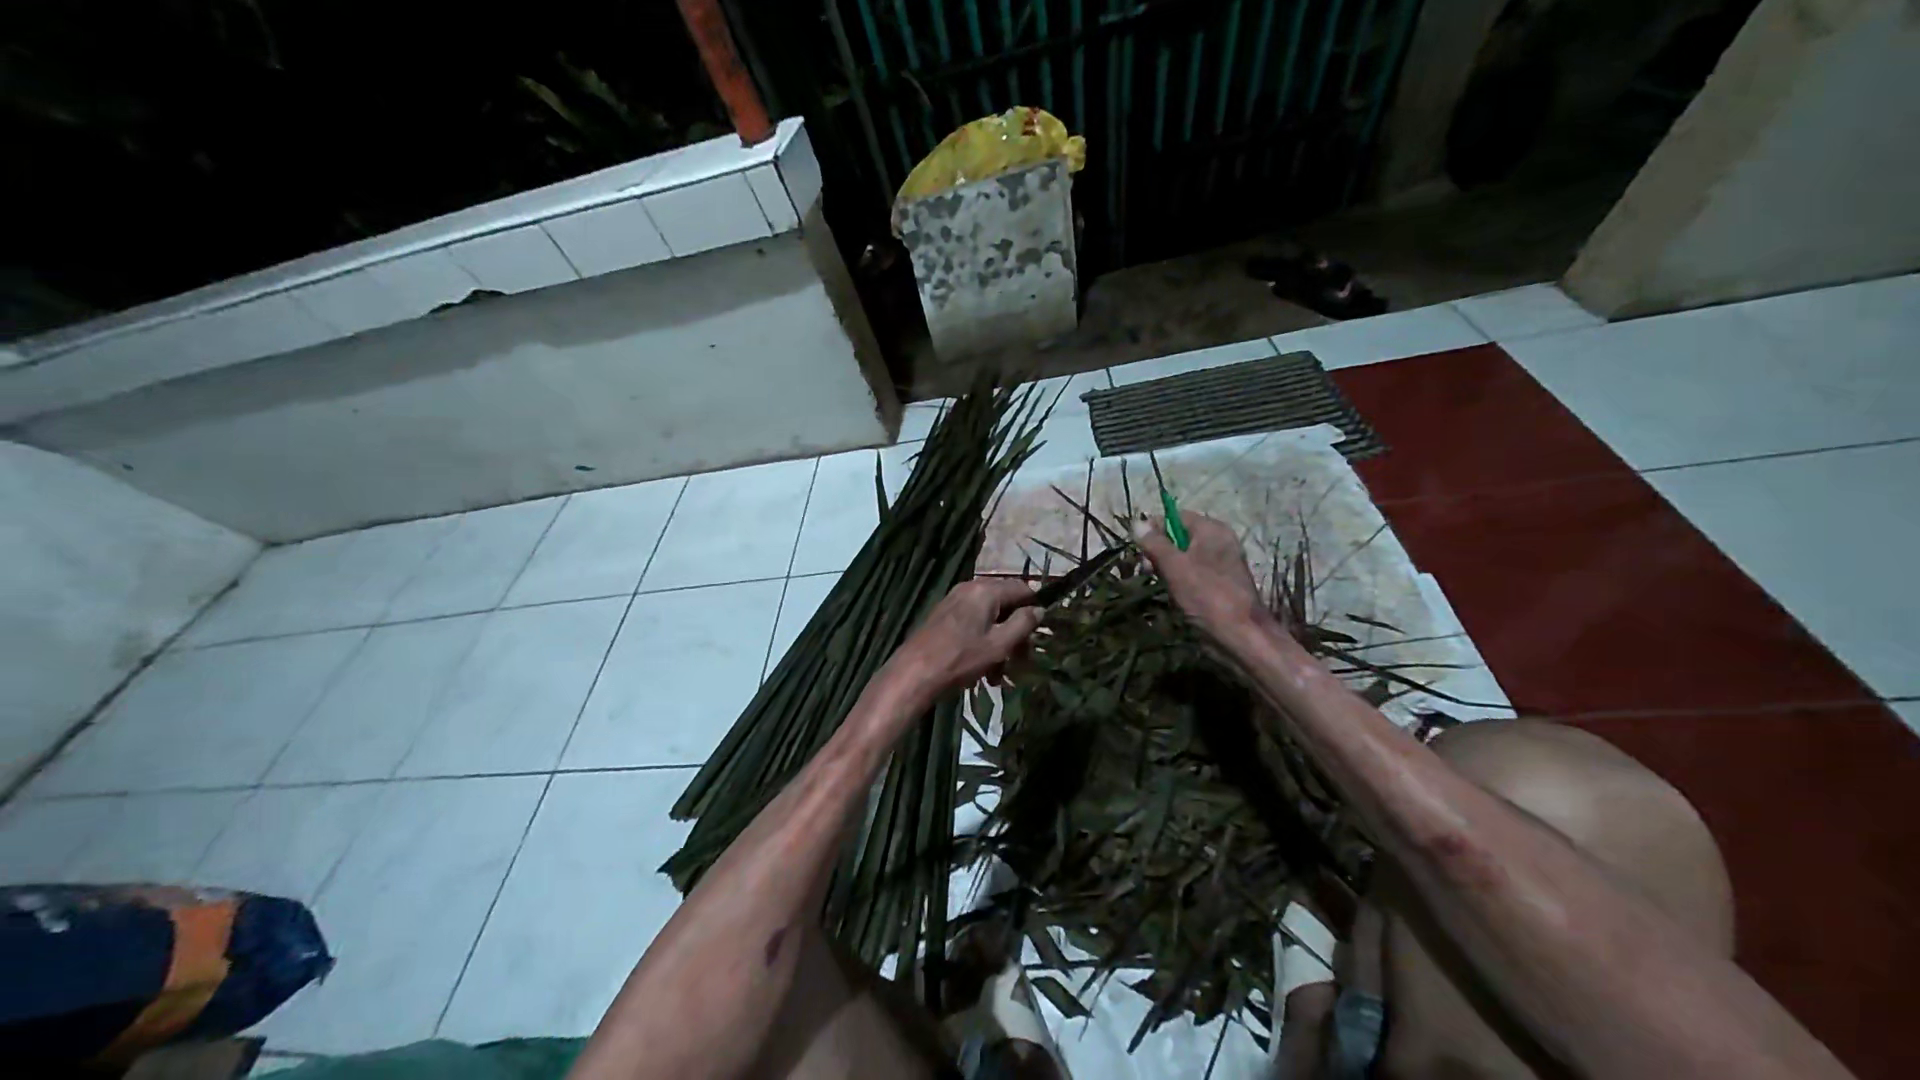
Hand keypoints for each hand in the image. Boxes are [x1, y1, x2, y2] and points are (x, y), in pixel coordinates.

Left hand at [882, 578, 1042, 705]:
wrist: (915, 673)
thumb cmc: (961, 658)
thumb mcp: (999, 644)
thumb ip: (1023, 623)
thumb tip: (1039, 609)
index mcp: (985, 590)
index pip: (1022, 588)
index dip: (1035, 608)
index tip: (1040, 633)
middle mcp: (970, 588)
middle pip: (1005, 603)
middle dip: (1017, 630)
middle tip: (1021, 660)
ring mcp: (955, 601)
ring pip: (989, 616)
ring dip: (1000, 641)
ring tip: (1000, 673)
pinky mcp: (945, 616)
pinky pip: (974, 623)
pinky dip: (983, 641)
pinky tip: (983, 668)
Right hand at [1133, 513, 1265, 640]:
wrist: (1239, 634)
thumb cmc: (1206, 595)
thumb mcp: (1175, 566)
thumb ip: (1155, 543)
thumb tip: (1136, 522)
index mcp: (1212, 530)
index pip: (1176, 516)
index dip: (1154, 528)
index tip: (1138, 547)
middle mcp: (1220, 541)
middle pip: (1180, 536)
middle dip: (1159, 550)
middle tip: (1146, 568)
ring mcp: (1222, 562)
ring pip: (1185, 556)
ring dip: (1167, 567)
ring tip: (1157, 582)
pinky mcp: (1221, 582)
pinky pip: (1194, 572)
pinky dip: (1180, 579)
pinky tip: (1172, 592)